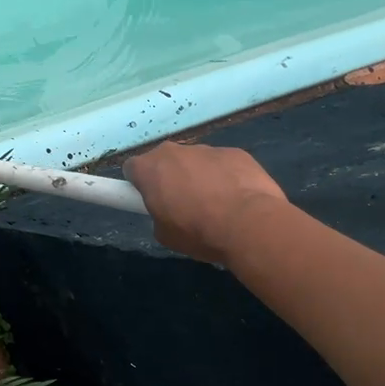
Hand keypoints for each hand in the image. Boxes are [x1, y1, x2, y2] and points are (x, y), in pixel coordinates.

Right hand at [124, 142, 288, 265]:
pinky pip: (227, 164)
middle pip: (165, 161)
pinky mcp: (236, 153)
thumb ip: (158, 216)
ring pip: (198, 162)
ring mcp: (205, 149)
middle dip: (173, 178)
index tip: (154, 201)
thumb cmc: (199, 232)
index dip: (142, 185)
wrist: (251, 225)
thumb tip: (169, 213)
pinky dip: (231, 178)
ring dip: (203, 178)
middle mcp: (171, 151)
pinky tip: (243, 200)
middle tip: (188, 207)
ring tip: (223, 207)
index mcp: (146, 168)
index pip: (133, 169)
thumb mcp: (165, 235)